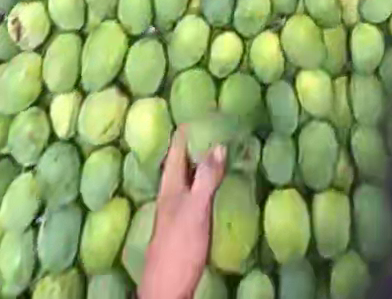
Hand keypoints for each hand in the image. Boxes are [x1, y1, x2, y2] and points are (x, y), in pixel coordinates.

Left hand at [137, 131, 226, 298]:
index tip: (207, 111)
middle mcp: (170, 192)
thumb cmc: (179, 246)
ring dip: (205, 164)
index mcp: (169, 183)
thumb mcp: (195, 209)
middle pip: (184, 160)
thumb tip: (218, 143)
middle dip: (200, 143)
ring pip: (190, 178)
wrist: (166, 293)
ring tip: (225, 153)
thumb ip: (206, 177)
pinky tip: (220, 189)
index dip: (190, 127)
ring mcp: (175, 210)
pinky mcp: (183, 227)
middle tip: (221, 128)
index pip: (177, 145)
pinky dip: (208, 185)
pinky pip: (196, 195)